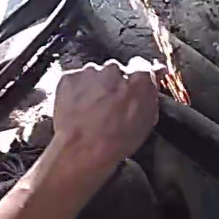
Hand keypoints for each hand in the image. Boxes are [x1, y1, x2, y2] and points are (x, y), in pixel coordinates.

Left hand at [49, 59, 159, 177]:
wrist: (82, 149)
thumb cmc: (115, 141)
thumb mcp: (146, 124)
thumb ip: (149, 100)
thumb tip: (148, 91)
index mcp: (139, 80)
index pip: (145, 69)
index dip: (141, 79)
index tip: (139, 85)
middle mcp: (115, 70)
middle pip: (117, 72)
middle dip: (115, 86)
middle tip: (111, 107)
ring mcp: (90, 72)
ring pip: (95, 76)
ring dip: (96, 89)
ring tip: (92, 112)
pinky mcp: (69, 78)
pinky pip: (76, 81)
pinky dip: (77, 92)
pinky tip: (78, 110)